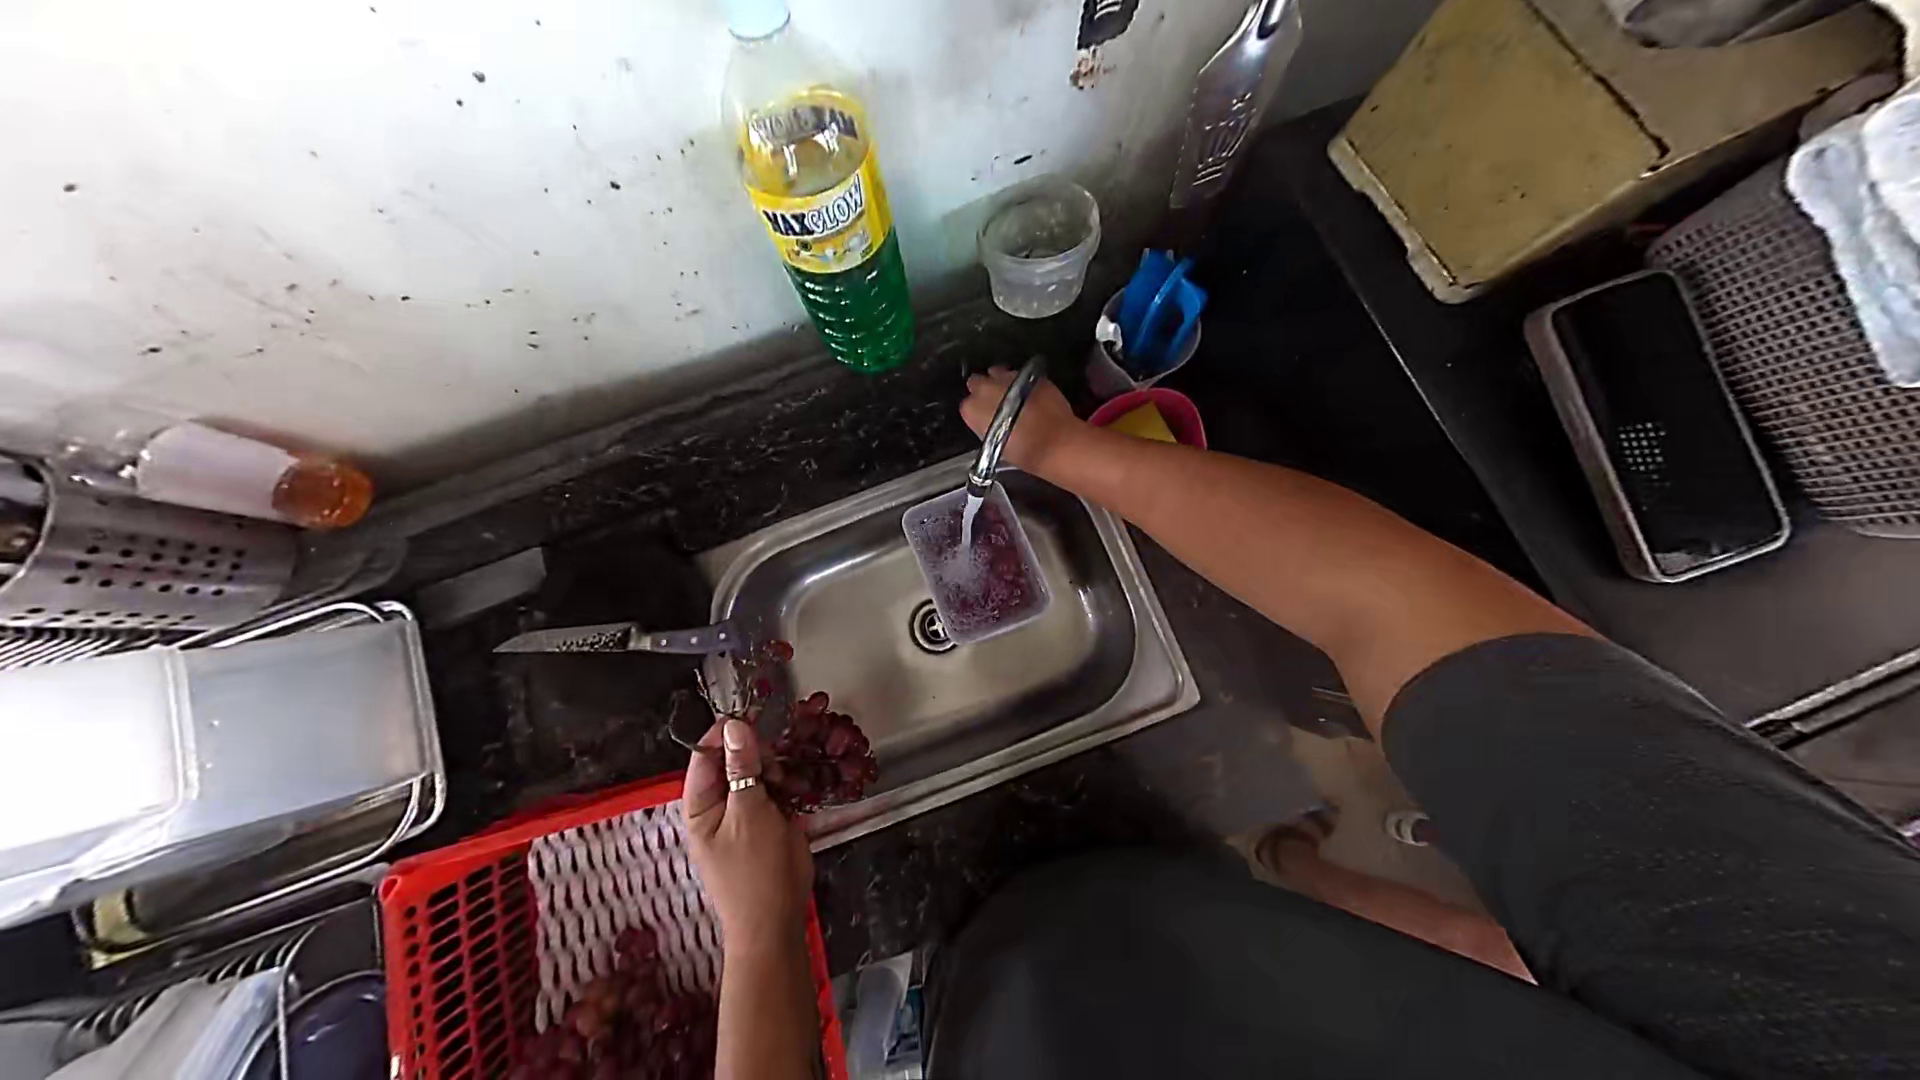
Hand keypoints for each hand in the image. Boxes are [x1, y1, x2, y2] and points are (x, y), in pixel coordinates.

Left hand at [683, 720, 812, 952]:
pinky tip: (795, 791)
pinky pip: (774, 787)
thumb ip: (743, 768)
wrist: (777, 918)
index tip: (752, 719)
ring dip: (774, 768)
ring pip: (758, 770)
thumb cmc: (755, 870)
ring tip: (785, 784)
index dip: (725, 734)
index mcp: (700, 804)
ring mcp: (744, 810)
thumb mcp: (748, 814)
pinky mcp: (768, 817)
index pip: (705, 755)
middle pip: (734, 758)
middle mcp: (719, 803)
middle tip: (773, 765)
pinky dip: (785, 783)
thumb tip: (734, 726)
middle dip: (756, 754)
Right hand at [960, 367, 1084, 474]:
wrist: (1054, 442)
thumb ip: (985, 427)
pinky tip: (1029, 393)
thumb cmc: (1023, 452)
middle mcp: (986, 388)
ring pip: (998, 372)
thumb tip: (989, 423)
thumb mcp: (993, 445)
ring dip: (1002, 381)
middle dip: (984, 389)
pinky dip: (1022, 380)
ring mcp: (1008, 378)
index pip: (967, 404)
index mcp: (972, 409)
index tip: (984, 417)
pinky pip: (1020, 373)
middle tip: (996, 402)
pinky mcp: (1030, 374)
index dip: (976, 410)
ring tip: (1012, 395)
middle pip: (977, 381)